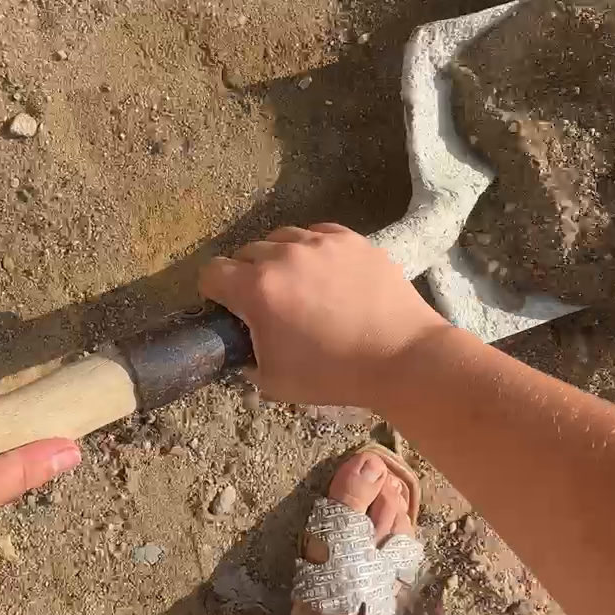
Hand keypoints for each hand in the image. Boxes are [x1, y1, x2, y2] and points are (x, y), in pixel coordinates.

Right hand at [198, 224, 454, 407]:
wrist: (402, 358)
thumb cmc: (334, 374)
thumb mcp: (274, 382)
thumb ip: (247, 360)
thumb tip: (244, 349)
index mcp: (256, 289)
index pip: (212, 272)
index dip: (214, 290)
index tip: (227, 305)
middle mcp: (283, 256)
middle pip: (246, 252)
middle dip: (247, 274)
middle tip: (267, 301)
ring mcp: (320, 242)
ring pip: (282, 238)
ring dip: (280, 258)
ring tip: (298, 283)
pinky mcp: (351, 239)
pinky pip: (318, 233)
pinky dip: (313, 249)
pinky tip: (326, 272)